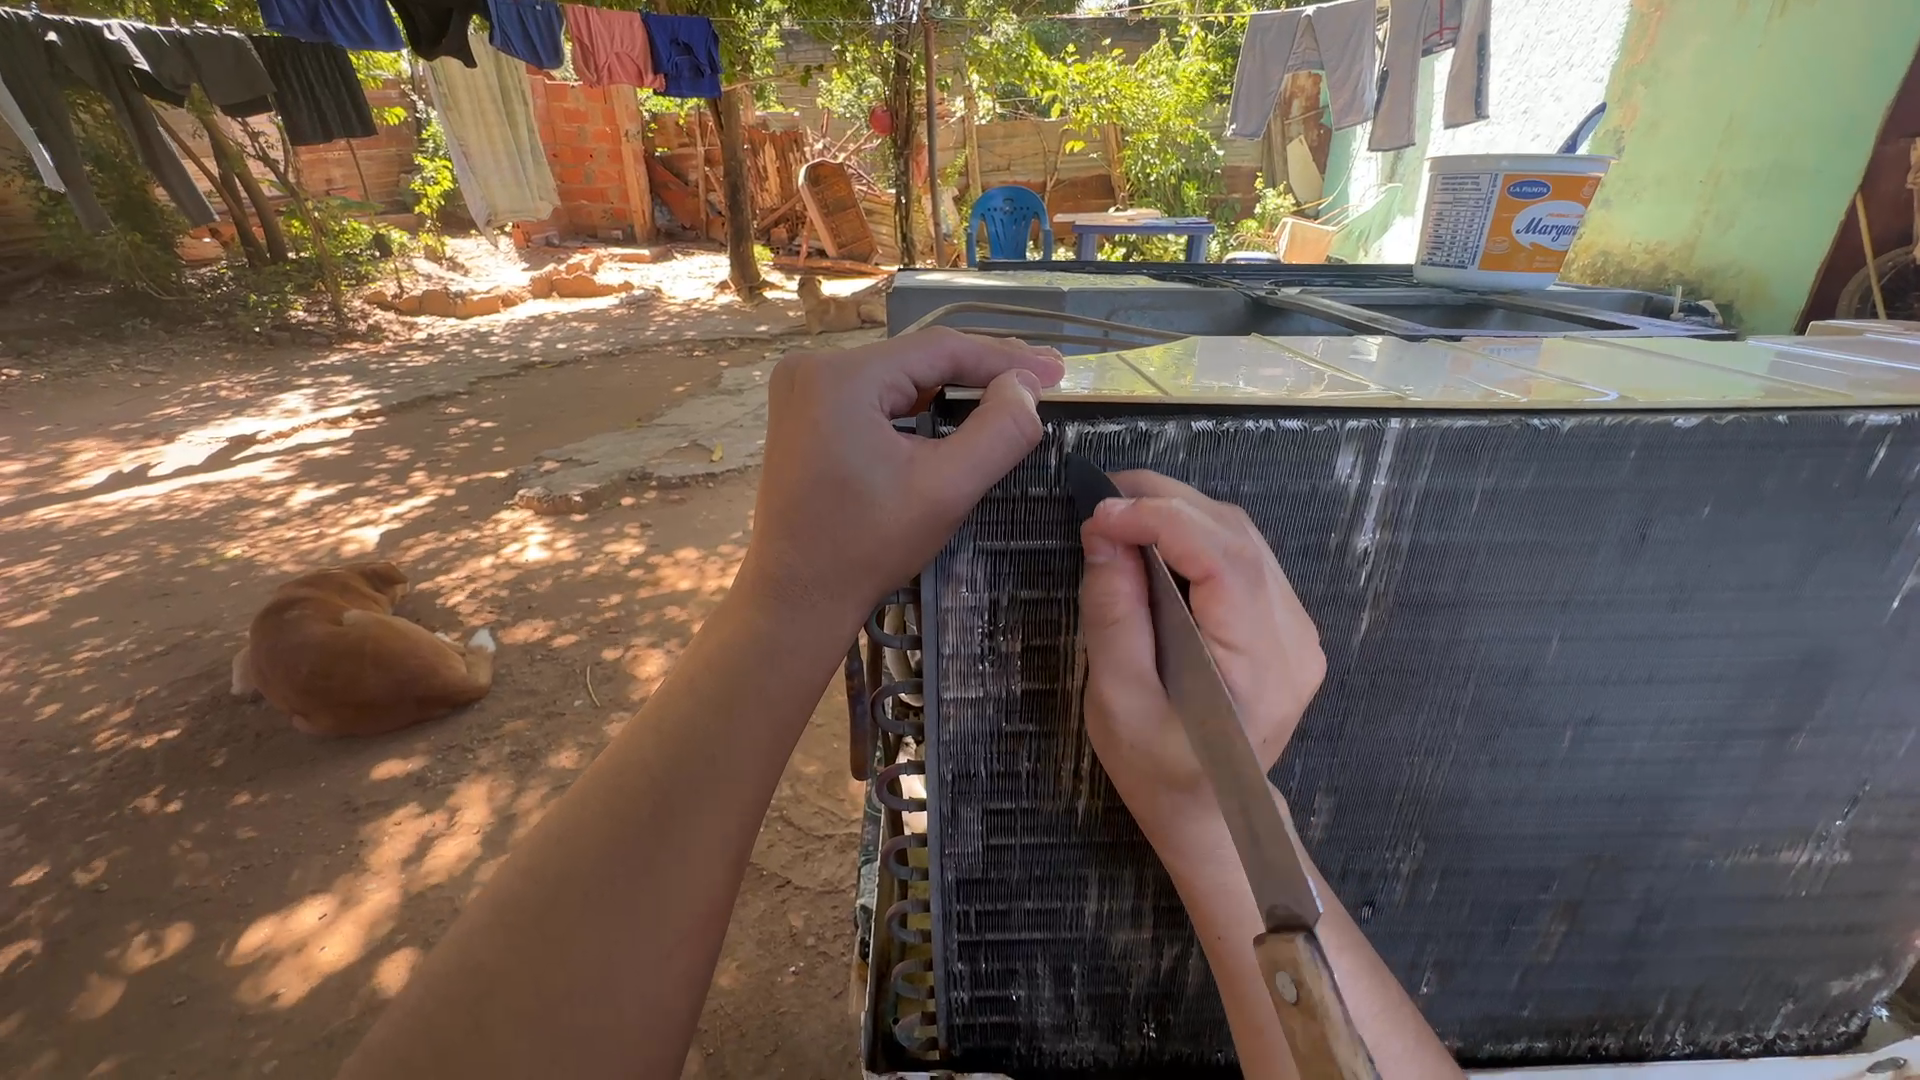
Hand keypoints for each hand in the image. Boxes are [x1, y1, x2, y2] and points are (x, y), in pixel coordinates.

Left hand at [739, 327, 1064, 628]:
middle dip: (980, 372)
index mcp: (841, 376)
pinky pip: (875, 397)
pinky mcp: (804, 415)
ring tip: (1007, 394)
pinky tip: (954, 412)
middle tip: (1041, 380)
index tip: (1057, 370)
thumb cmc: (867, 547)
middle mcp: (813, 368)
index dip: (1004, 358)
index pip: (939, 350)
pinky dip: (917, 407)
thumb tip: (1027, 387)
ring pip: (898, 378)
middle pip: (917, 360)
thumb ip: (997, 433)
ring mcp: (802, 390)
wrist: (797, 597)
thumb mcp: (944, 490)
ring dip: (951, 389)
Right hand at [1078, 471, 1325, 843]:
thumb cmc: (1156, 767)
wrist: (1210, 808)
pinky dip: (1193, 534)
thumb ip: (1113, 615)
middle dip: (1167, 502)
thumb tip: (1103, 534)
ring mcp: (1298, 628)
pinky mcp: (1285, 622)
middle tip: (1104, 497)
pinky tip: (1156, 540)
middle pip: (1237, 537)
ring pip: (1241, 537)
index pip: (1223, 560)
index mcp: (1262, 667)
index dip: (1161, 519)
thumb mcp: (1117, 699)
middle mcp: (1295, 637)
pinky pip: (1241, 556)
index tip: (1101, 511)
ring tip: (1123, 514)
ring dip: (1179, 512)